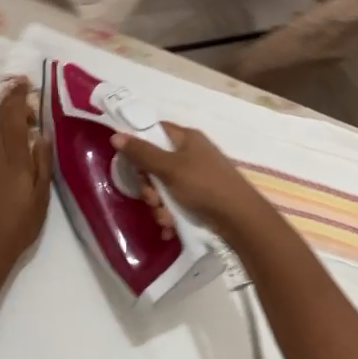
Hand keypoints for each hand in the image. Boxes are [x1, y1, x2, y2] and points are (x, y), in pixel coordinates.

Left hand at [0, 77, 49, 277]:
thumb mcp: (41, 196)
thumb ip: (42, 162)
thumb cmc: (20, 224)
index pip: (15, 117)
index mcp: (15, 158)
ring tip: (6, 98)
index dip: (19, 97)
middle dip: (9, 97)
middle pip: (0, 117)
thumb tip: (40, 133)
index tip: (26, 83)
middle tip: (19, 86)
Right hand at [113, 124, 270, 238]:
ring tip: (165, 219)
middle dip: (149, 186)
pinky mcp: (199, 197)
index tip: (129, 162)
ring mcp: (196, 177)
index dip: (139, 144)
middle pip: (155, 164)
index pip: (154, 131)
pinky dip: (170, 215)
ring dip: (159, 205)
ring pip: (163, 187)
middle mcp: (191, 154)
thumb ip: (142, 153)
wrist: (241, 220)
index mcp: (186, 138)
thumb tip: (115, 136)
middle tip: (152, 199)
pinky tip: (170, 227)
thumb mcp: (170, 168)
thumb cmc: (205, 186)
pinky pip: (175, 202)